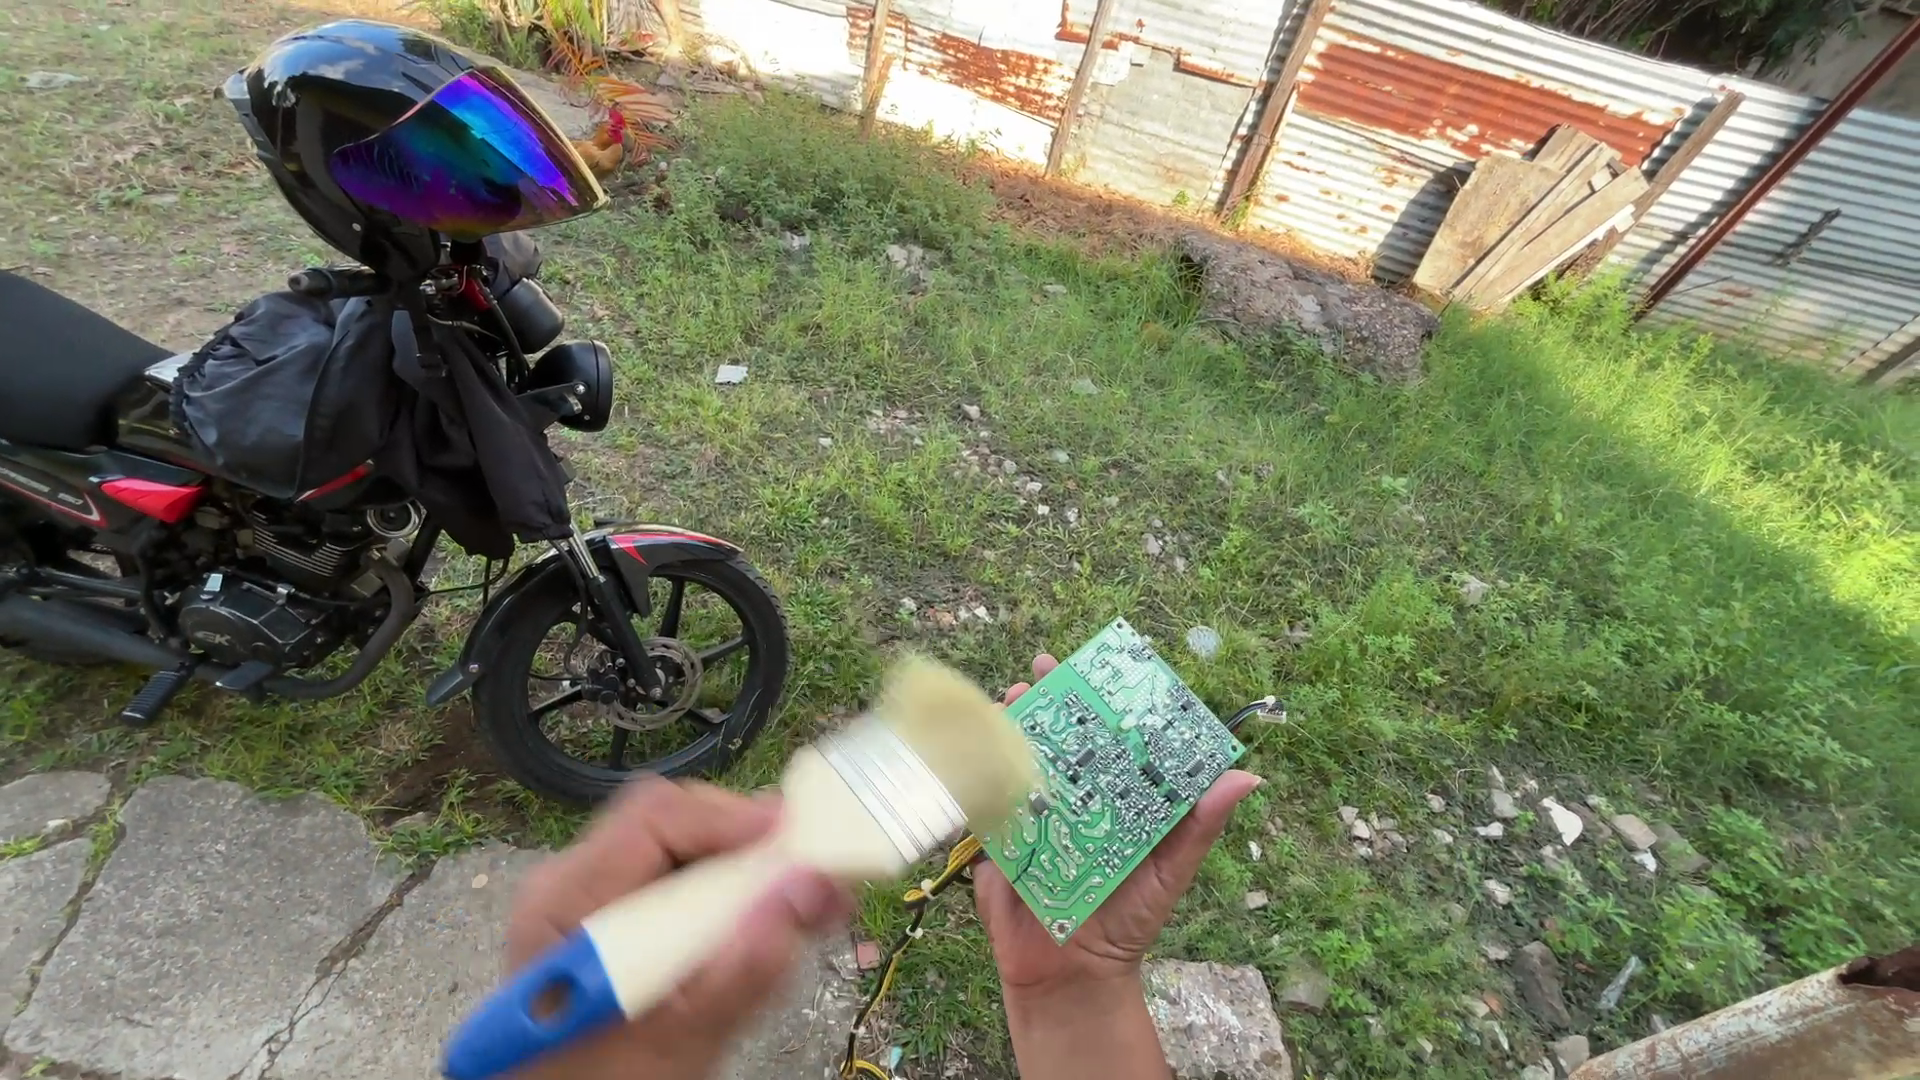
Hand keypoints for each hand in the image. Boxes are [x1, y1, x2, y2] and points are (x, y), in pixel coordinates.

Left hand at [503, 777, 851, 1079]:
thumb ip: (737, 974)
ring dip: (761, 868)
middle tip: (816, 876)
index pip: (653, 817)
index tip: (795, 842)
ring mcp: (609, 890)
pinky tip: (785, 919)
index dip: (730, 818)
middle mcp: (584, 877)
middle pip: (682, 820)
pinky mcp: (637, 910)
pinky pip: (699, 874)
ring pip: (698, 842)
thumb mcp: (670, 1047)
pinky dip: (748, 892)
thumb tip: (808, 887)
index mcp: (566, 899)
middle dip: (756, 843)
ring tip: (816, 901)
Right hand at [974, 654, 1262, 996]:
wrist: (1071, 976)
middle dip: (1048, 698)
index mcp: (1109, 794)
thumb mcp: (1168, 871)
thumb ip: (1198, 826)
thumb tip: (1247, 778)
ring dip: (1012, 722)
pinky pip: (986, 794)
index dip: (1101, 701)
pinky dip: (979, 767)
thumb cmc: (1127, 921)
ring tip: (1013, 699)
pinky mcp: (998, 833)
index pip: (1106, 737)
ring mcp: (1030, 808)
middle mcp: (1069, 792)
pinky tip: (979, 746)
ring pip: (1018, 755)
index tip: (1096, 668)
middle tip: (1043, 668)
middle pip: (1057, 734)